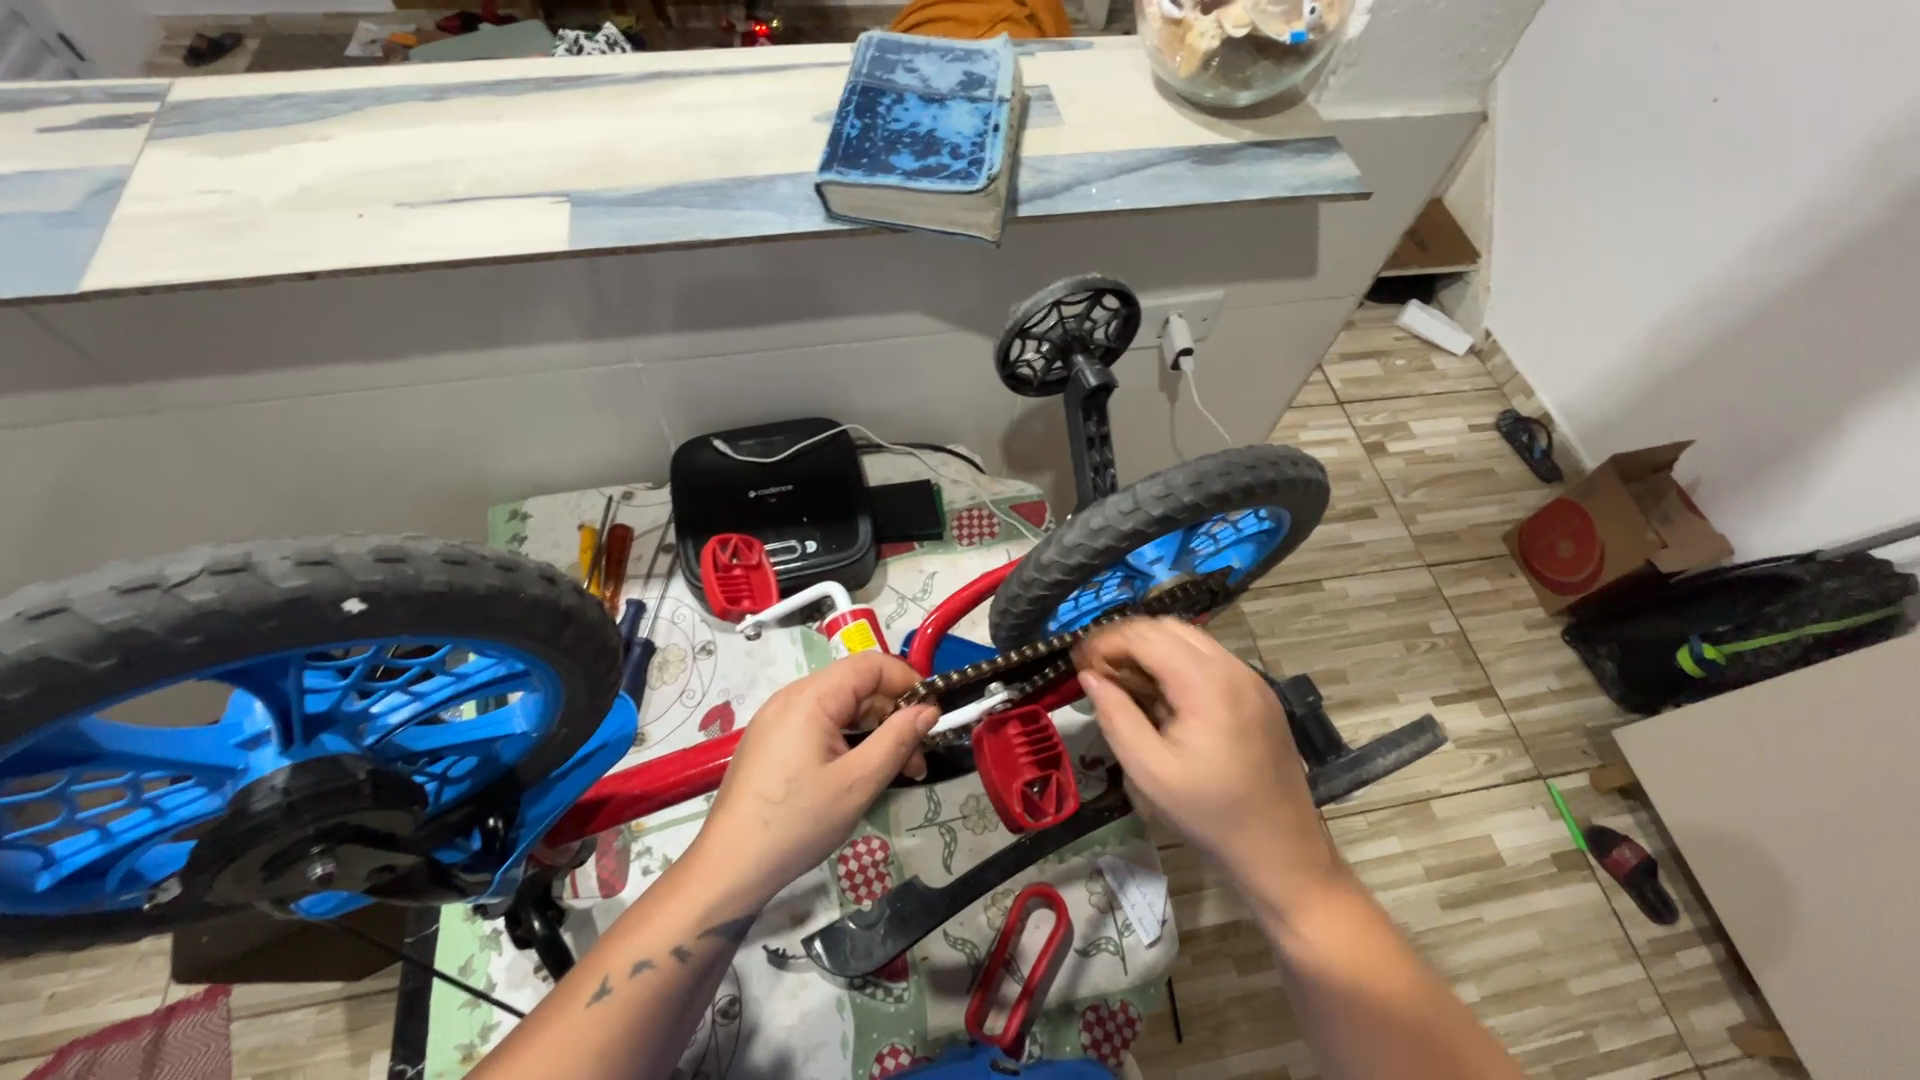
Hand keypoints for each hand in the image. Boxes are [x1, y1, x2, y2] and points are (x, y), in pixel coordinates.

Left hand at [688, 651, 938, 905]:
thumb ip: (897, 740)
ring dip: (874, 732)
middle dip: (894, 714)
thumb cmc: (797, 823)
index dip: (907, 681)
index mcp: (810, 698)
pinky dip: (849, 741)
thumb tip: (929, 709)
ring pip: (840, 708)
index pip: (870, 665)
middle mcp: (791, 698)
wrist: (730, 867)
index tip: (933, 714)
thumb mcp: (858, 783)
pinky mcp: (771, 742)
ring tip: (899, 772)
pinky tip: (861, 773)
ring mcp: (777, 720)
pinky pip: (820, 726)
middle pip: (856, 686)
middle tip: (919, 759)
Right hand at [1074, 618, 1337, 895]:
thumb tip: (1089, 677)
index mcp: (1207, 683)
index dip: (1105, 642)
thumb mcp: (1149, 772)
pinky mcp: (1259, 695)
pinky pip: (1211, 660)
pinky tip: (1161, 698)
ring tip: (1124, 683)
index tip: (1077, 664)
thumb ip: (1116, 717)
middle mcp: (1234, 668)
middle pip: (1169, 628)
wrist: (1281, 850)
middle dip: (1127, 641)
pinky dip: (1178, 664)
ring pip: (1191, 640)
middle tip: (1097, 672)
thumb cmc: (1209, 814)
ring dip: (1152, 650)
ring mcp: (1252, 680)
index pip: (1146, 635)